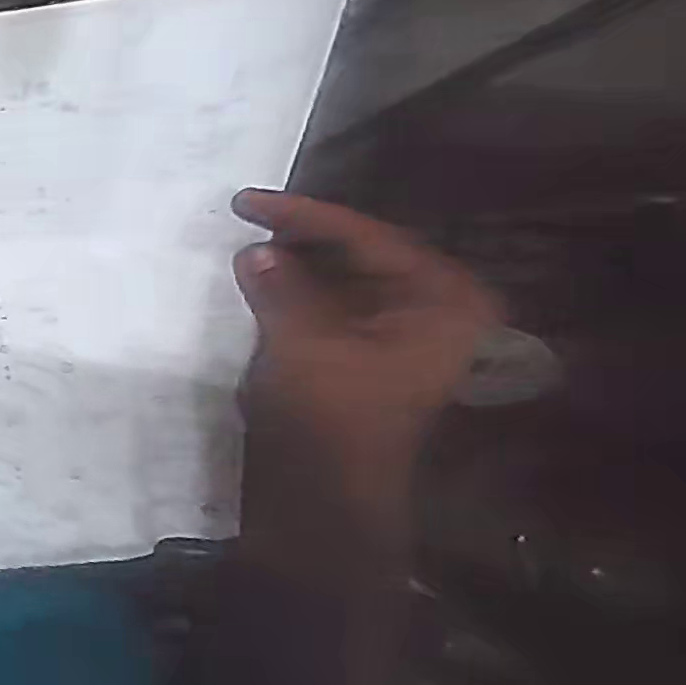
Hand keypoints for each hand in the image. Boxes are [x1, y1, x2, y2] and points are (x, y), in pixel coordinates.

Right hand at [231, 189, 498, 469]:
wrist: (324, 483)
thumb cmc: (329, 415)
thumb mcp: (302, 345)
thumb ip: (281, 291)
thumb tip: (255, 250)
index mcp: (440, 301)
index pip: (368, 238)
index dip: (304, 216)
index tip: (248, 200)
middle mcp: (427, 307)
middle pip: (358, 251)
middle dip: (300, 233)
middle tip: (245, 213)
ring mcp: (392, 327)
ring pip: (338, 273)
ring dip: (292, 257)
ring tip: (245, 238)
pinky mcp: (356, 344)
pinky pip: (323, 297)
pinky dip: (289, 283)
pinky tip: (256, 273)